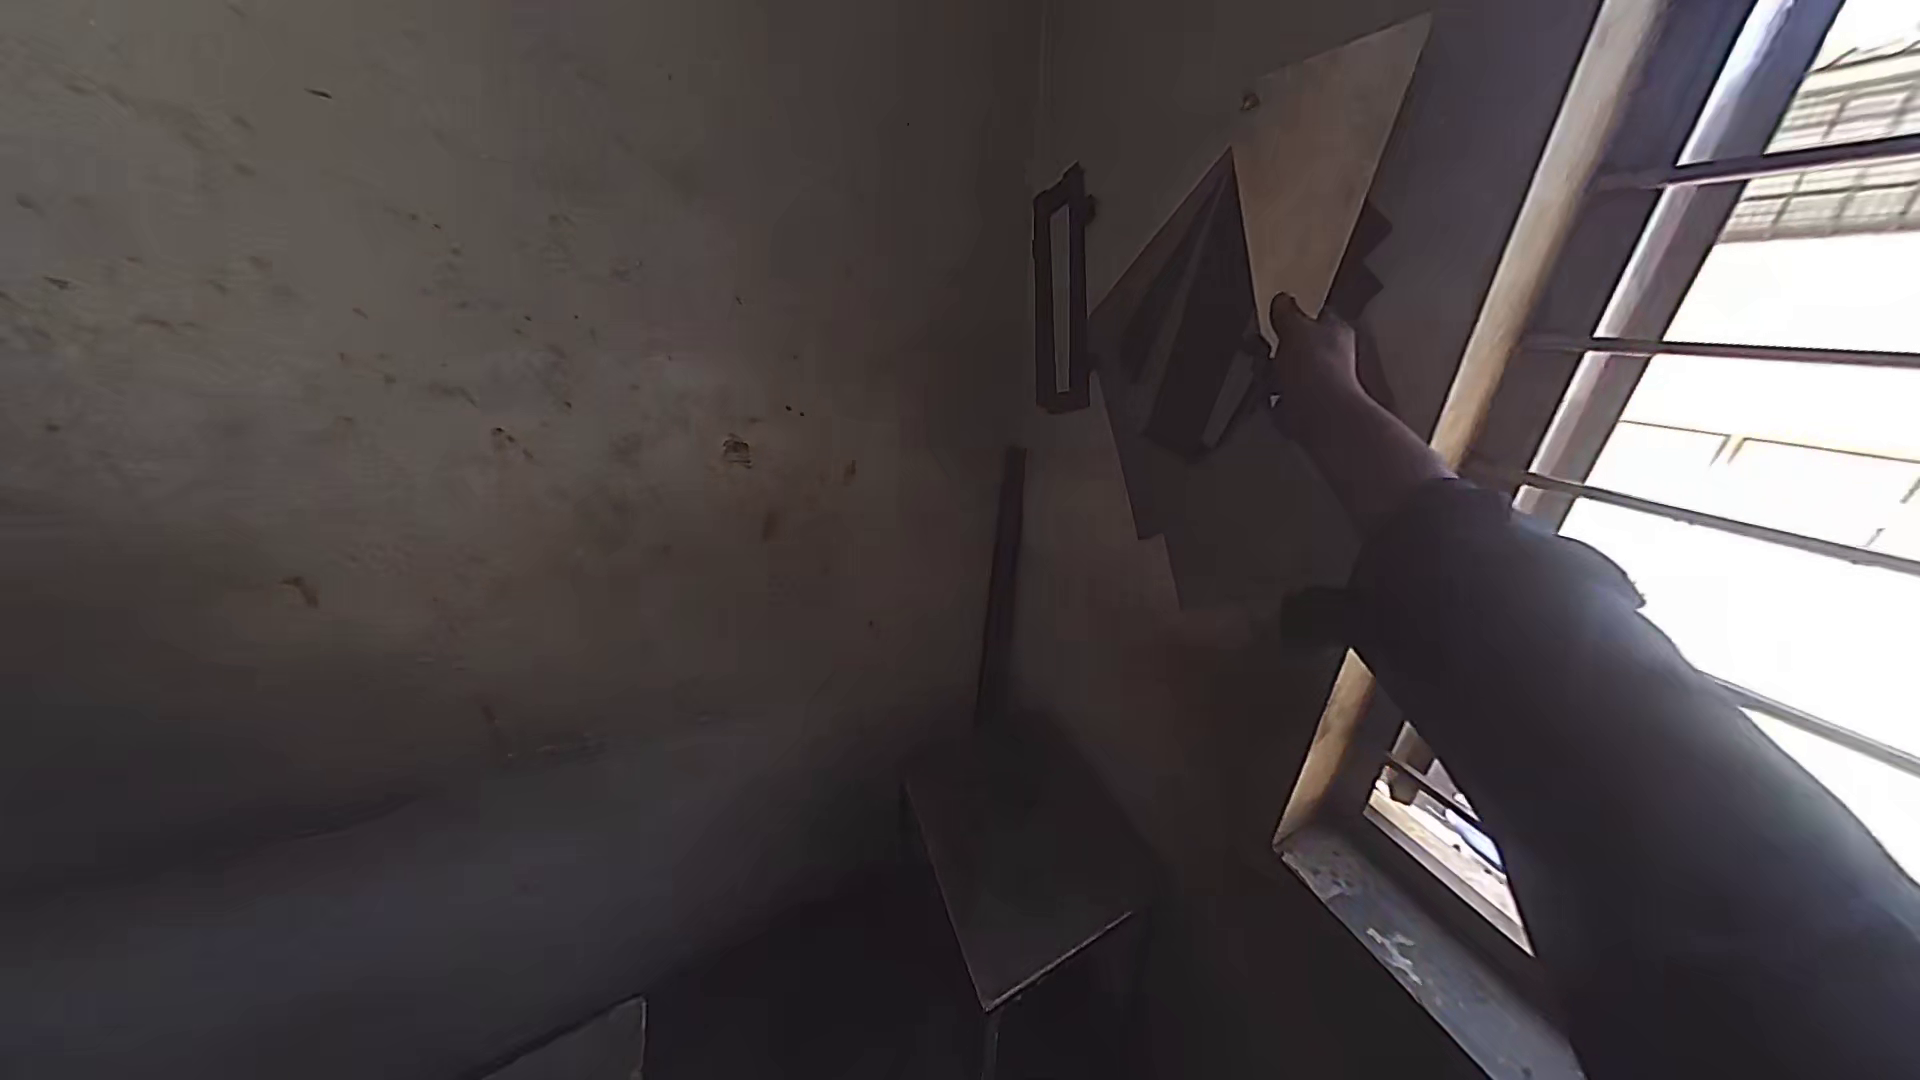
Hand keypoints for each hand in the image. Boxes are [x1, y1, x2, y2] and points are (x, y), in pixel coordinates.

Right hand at [1269, 293, 1362, 415]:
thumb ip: (1286, 312)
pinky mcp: (1301, 402)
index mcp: (1335, 329)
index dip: (1293, 313)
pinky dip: (1269, 392)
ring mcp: (1315, 380)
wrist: (1316, 412)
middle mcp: (1329, 354)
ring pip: (1283, 368)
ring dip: (1268, 370)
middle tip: (1258, 347)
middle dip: (1272, 345)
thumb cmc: (1311, 365)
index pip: (1315, 314)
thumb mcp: (1294, 328)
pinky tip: (1265, 392)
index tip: (1271, 316)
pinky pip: (1278, 391)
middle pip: (1294, 342)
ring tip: (1262, 373)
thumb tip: (1281, 298)